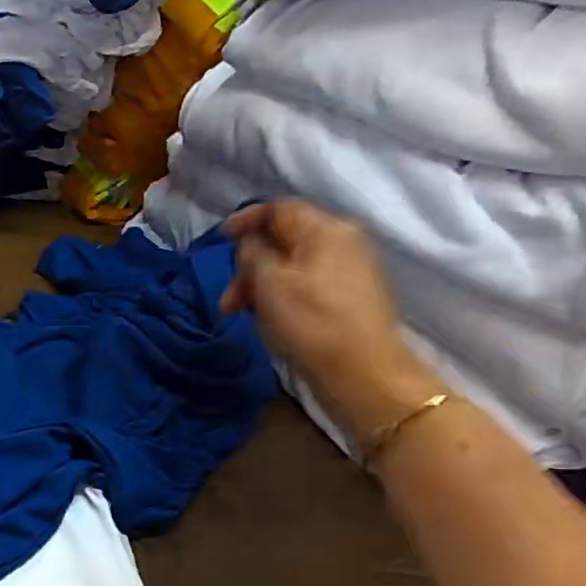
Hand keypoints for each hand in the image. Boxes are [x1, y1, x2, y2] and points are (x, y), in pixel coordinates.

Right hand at [220, 200, 444, 432]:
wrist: (365, 376)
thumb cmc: (312, 323)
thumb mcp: (269, 283)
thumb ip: (253, 253)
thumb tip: (250, 243)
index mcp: (326, 229)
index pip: (278, 208)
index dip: (245, 219)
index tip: (220, 239)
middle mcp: (343, 243)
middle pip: (284, 240)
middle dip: (249, 265)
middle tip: (228, 299)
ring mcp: (350, 273)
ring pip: (292, 268)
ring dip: (261, 287)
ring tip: (243, 317)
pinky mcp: (350, 302)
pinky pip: (307, 287)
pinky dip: (283, 298)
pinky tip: (270, 322)